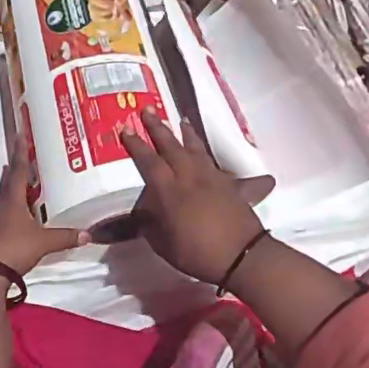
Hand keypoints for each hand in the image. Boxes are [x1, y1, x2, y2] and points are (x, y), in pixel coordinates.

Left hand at [0, 138, 89, 275]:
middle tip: (20, 163)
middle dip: (14, 173)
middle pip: (6, 185)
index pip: (18, 172)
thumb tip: (88, 234)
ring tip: (20, 194)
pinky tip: (10, 224)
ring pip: (0, 203)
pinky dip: (4, 216)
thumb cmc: (13, 249)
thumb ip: (64, 237)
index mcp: (11, 201)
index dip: (21, 154)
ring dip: (9, 196)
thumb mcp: (42, 243)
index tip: (18, 136)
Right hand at [120, 110, 265, 281]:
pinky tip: (237, 169)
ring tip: (183, 121)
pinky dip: (227, 168)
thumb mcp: (164, 245)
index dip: (136, 145)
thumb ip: (151, 225)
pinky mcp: (234, 188)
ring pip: (199, 150)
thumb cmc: (197, 253)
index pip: (149, 161)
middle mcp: (190, 177)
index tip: (125, 129)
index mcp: (170, 190)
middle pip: (172, 146)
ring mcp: (214, 179)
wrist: (242, 257)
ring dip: (189, 135)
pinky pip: (229, 173)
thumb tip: (144, 212)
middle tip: (148, 110)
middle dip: (158, 128)